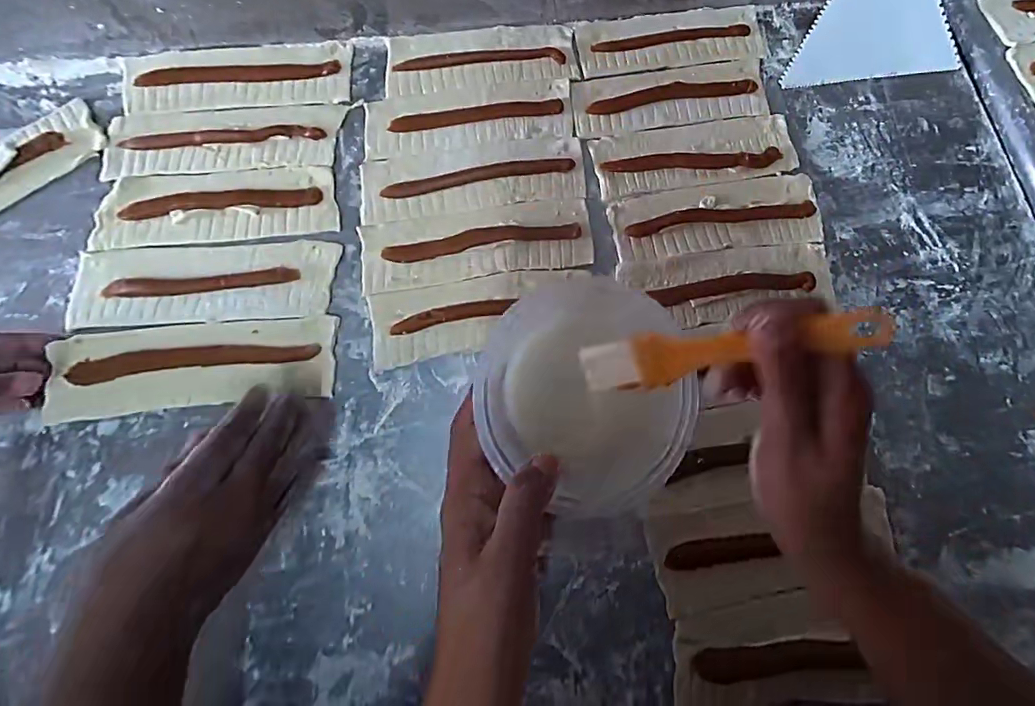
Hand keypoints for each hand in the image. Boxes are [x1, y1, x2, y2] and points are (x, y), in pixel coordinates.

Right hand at [45, 388, 330, 705]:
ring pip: (287, 465)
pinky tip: (319, 456)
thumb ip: (169, 477)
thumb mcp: (129, 517)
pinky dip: (306, 472)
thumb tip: (202, 443)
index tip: (263, 391)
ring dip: (305, 435)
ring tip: (321, 411)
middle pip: (264, 446)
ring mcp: (252, 517)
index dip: (247, 412)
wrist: (141, 630)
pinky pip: (292, 495)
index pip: (226, 439)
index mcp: (189, 490)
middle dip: (282, 416)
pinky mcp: (263, 536)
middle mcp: (229, 498)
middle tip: (296, 394)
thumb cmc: (119, 573)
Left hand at [425, 395, 556, 705]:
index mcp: (463, 501)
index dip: (479, 396)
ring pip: (509, 464)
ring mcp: (493, 522)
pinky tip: (571, 462)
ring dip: (528, 436)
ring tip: (562, 407)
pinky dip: (545, 470)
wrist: (482, 678)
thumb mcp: (507, 561)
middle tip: (547, 376)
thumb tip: (547, 453)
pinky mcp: (512, 539)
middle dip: (509, 408)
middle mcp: (474, 503)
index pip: (466, 434)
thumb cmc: (487, 619)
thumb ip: (523, 506)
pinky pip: (527, 490)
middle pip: (487, 442)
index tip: (506, 361)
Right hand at [738, 300, 874, 571]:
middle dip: (753, 337)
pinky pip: (779, 364)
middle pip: (795, 326)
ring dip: (747, 355)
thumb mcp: (787, 440)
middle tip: (720, 366)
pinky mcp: (809, 394)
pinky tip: (731, 390)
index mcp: (842, 381)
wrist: (822, 544)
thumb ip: (782, 377)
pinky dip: (752, 370)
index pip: (812, 317)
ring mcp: (824, 384)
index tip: (735, 337)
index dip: (773, 315)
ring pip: (782, 343)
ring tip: (719, 387)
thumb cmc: (803, 502)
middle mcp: (838, 374)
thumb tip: (769, 319)